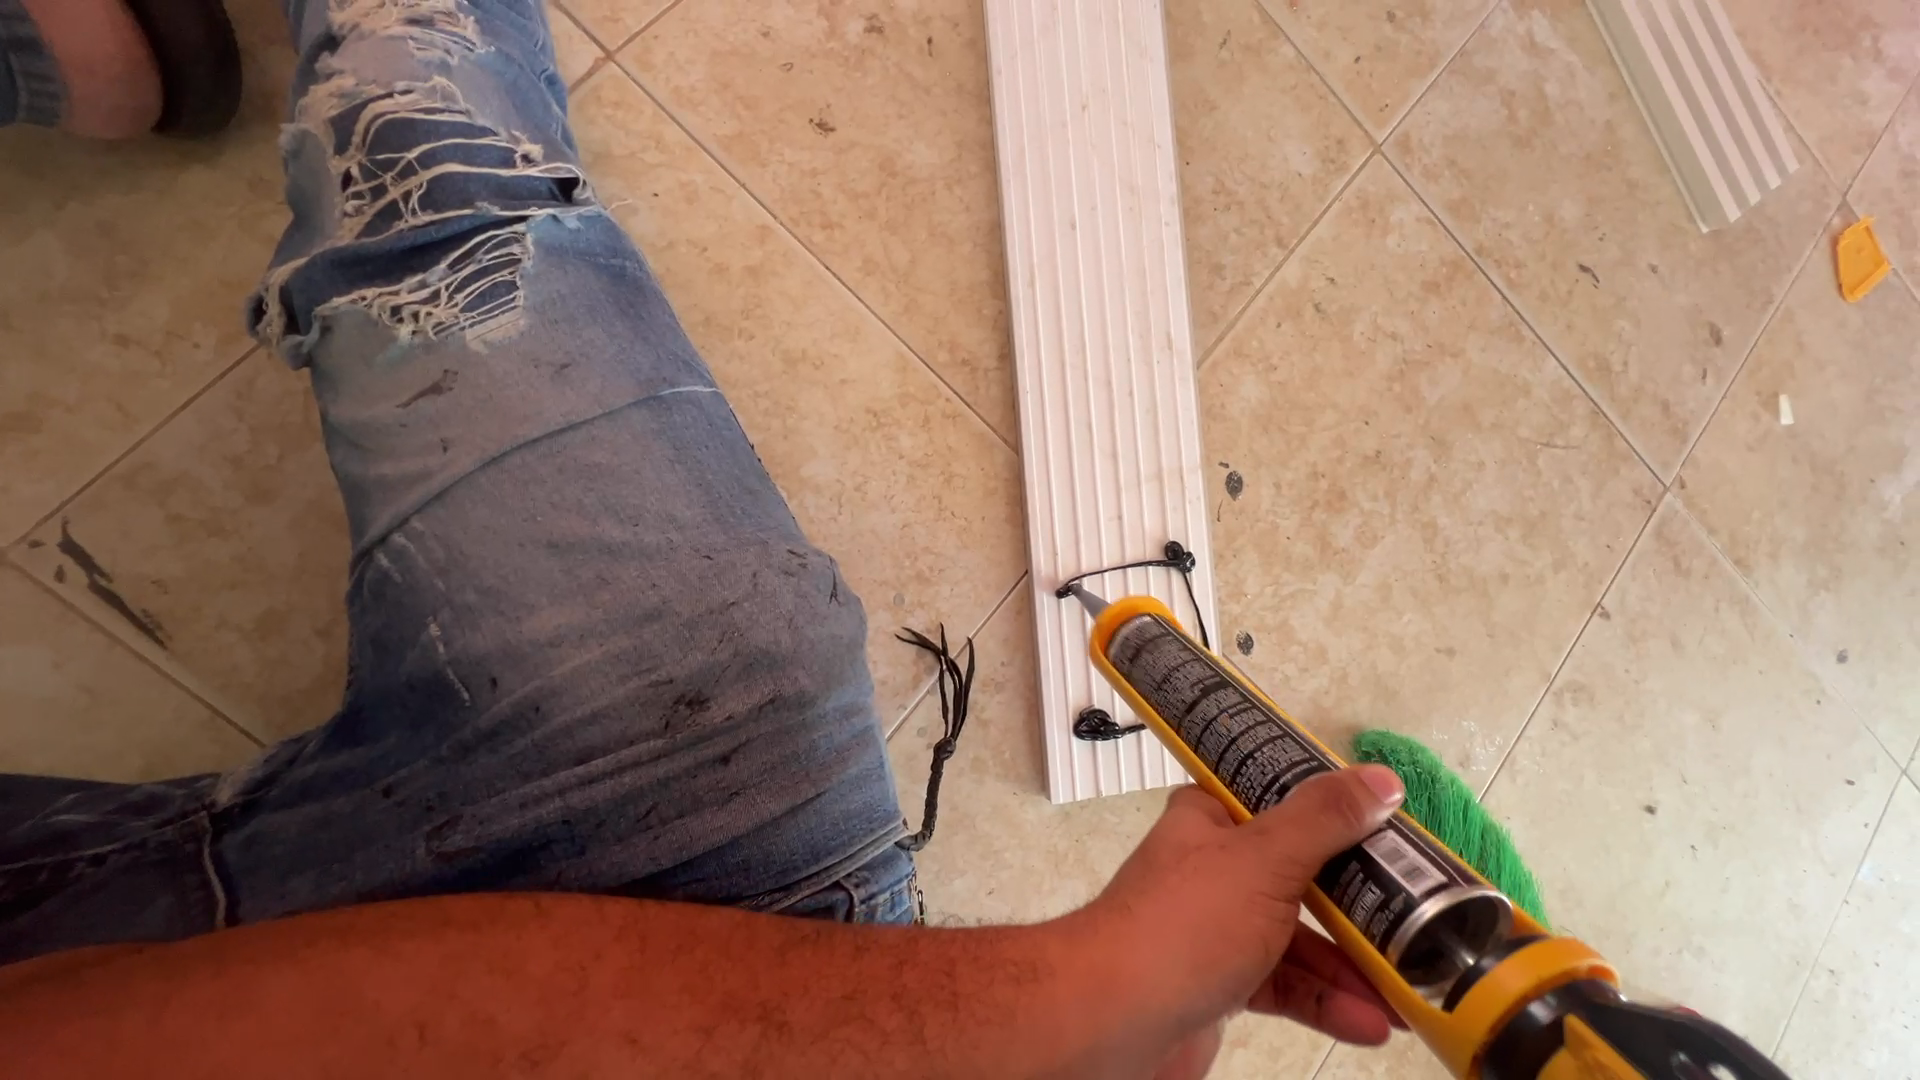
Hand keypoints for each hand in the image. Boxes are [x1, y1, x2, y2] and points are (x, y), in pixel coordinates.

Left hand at [1078, 767, 1409, 1077]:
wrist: (1114, 1016)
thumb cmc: (1187, 923)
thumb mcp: (1263, 860)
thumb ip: (1322, 820)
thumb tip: (1380, 779)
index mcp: (1209, 819)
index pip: (1277, 802)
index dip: (1333, 817)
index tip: (1391, 840)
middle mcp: (1211, 865)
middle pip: (1296, 874)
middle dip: (1356, 904)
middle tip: (1416, 924)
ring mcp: (1213, 925)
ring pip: (1294, 936)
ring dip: (1348, 966)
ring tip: (1406, 995)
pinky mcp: (1218, 980)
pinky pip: (1282, 983)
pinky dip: (1323, 1001)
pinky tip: (1369, 1025)